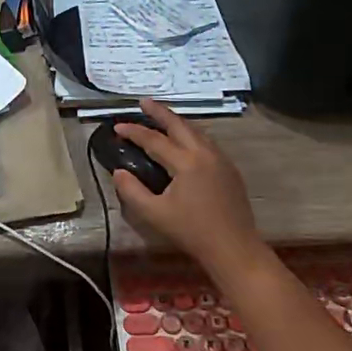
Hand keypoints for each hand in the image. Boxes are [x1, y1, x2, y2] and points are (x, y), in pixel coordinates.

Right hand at [112, 99, 268, 279]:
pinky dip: (191, 135)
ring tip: (162, 118)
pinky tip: (185, 141)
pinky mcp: (229, 170)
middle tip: (143, 102)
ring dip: (177, 122)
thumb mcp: (154, 214)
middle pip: (180, 125)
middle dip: (160, 112)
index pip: (154, 140)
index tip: (117, 126)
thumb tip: (118, 172)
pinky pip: (207, 143)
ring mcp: (221, 160)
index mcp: (186, 162)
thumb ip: (132, 191)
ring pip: (197, 132)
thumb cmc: (192, 231)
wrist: (234, 248)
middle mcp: (205, 153)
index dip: (134, 132)